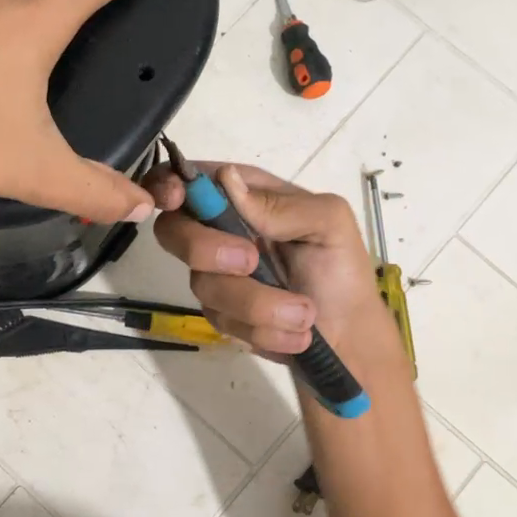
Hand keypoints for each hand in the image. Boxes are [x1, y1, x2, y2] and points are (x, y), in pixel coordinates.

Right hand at [146, 163, 398, 363]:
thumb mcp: (329, 223)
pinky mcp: (220, 314)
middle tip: (251, 262)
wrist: (349, 338)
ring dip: (260, 304)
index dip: (167, 184)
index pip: (187, 178)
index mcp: (244, 197)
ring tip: (305, 315)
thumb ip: (280, 204)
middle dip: (206, 250)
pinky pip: (222, 320)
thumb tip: (227, 179)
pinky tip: (294, 333)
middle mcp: (220, 231)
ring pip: (203, 284)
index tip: (176, 200)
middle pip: (173, 230)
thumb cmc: (343, 271)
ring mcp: (216, 275)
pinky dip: (264, 329)